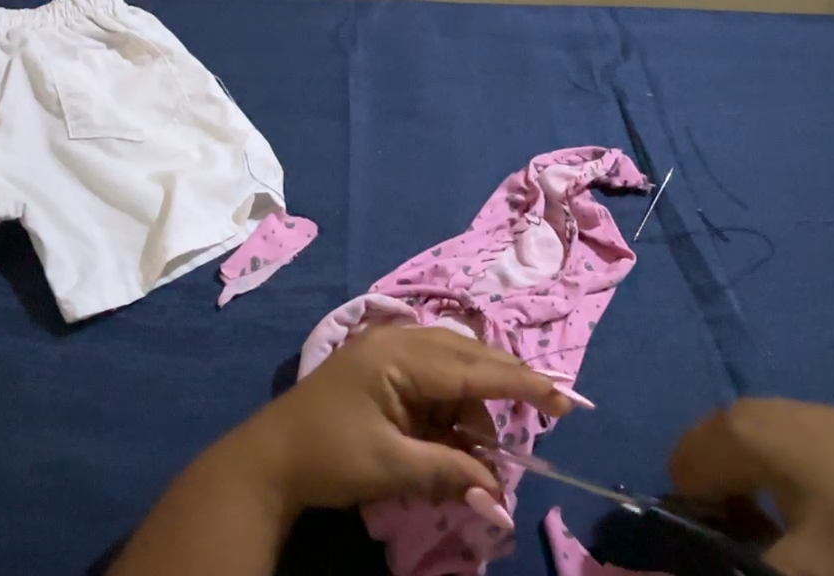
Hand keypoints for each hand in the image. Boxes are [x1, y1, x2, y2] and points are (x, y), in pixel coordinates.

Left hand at [235, 324, 576, 510]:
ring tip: (480, 455)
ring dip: (475, 408)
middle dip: (504, 390)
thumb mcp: (391, 467)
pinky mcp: (384, 369)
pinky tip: (456, 439)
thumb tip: (496, 492)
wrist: (268, 458)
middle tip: (545, 416)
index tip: (566, 401)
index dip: (523, 384)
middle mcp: (399, 341)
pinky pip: (434, 380)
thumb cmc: (327, 456)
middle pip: (468, 357)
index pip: (474, 367)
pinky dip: (453, 408)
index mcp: (399, 355)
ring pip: (454, 369)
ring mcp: (389, 352)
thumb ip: (449, 471)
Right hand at [669, 398, 833, 575]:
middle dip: (710, 507)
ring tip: (771, 532)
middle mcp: (738, 412)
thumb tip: (723, 574)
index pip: (681, 479)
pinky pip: (743, 445)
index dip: (697, 523)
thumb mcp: (820, 563)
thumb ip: (761, 575)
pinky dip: (749, 477)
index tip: (735, 554)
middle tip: (751, 545)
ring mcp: (764, 408)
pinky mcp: (788, 414)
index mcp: (734, 435)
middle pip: (694, 461)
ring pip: (718, 454)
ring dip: (730, 494)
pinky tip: (791, 506)